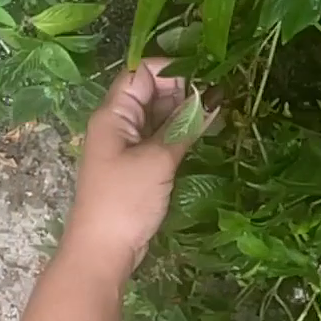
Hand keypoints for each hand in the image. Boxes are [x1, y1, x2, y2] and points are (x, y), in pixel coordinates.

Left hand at [61, 60, 202, 274]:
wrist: (103, 250)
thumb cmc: (124, 201)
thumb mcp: (157, 161)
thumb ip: (184, 128)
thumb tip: (210, 100)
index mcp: (113, 114)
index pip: (141, 73)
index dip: (171, 70)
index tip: (204, 78)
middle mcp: (117, 125)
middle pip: (150, 93)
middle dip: (182, 89)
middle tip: (218, 96)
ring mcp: (126, 147)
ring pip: (157, 117)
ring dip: (183, 113)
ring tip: (217, 111)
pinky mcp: (136, 168)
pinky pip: (158, 139)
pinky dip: (178, 134)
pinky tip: (202, 133)